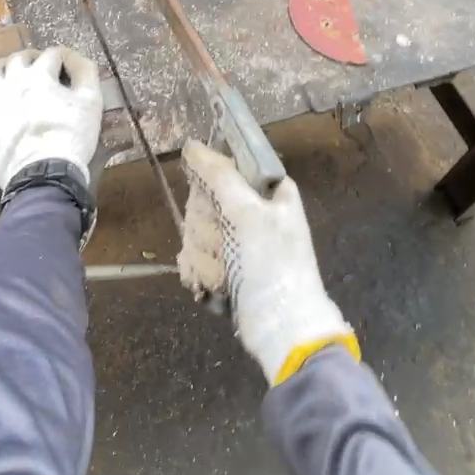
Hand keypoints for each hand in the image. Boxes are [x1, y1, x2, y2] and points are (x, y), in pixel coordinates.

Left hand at [0, 47, 103, 188]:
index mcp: (41, 74)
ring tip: (12, 79)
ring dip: (4, 69)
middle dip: (33, 61)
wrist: (43, 174)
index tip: (67, 70)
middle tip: (41, 73)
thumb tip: (75, 58)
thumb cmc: (71, 139)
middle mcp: (13, 77)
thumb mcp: (91, 103)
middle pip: (21, 58)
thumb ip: (85, 73)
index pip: (52, 54)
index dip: (63, 60)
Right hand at [177, 140, 356, 383]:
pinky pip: (195, 255)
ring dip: (203, 253)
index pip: (230, 168)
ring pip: (197, 229)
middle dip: (207, 225)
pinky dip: (199, 269)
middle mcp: (256, 213)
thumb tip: (192, 145)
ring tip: (223, 272)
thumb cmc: (271, 265)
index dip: (216, 180)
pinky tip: (209, 283)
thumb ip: (219, 175)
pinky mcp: (226, 267)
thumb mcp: (248, 212)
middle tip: (223, 241)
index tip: (211, 195)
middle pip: (206, 199)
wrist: (282, 329)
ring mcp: (239, 242)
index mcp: (272, 193)